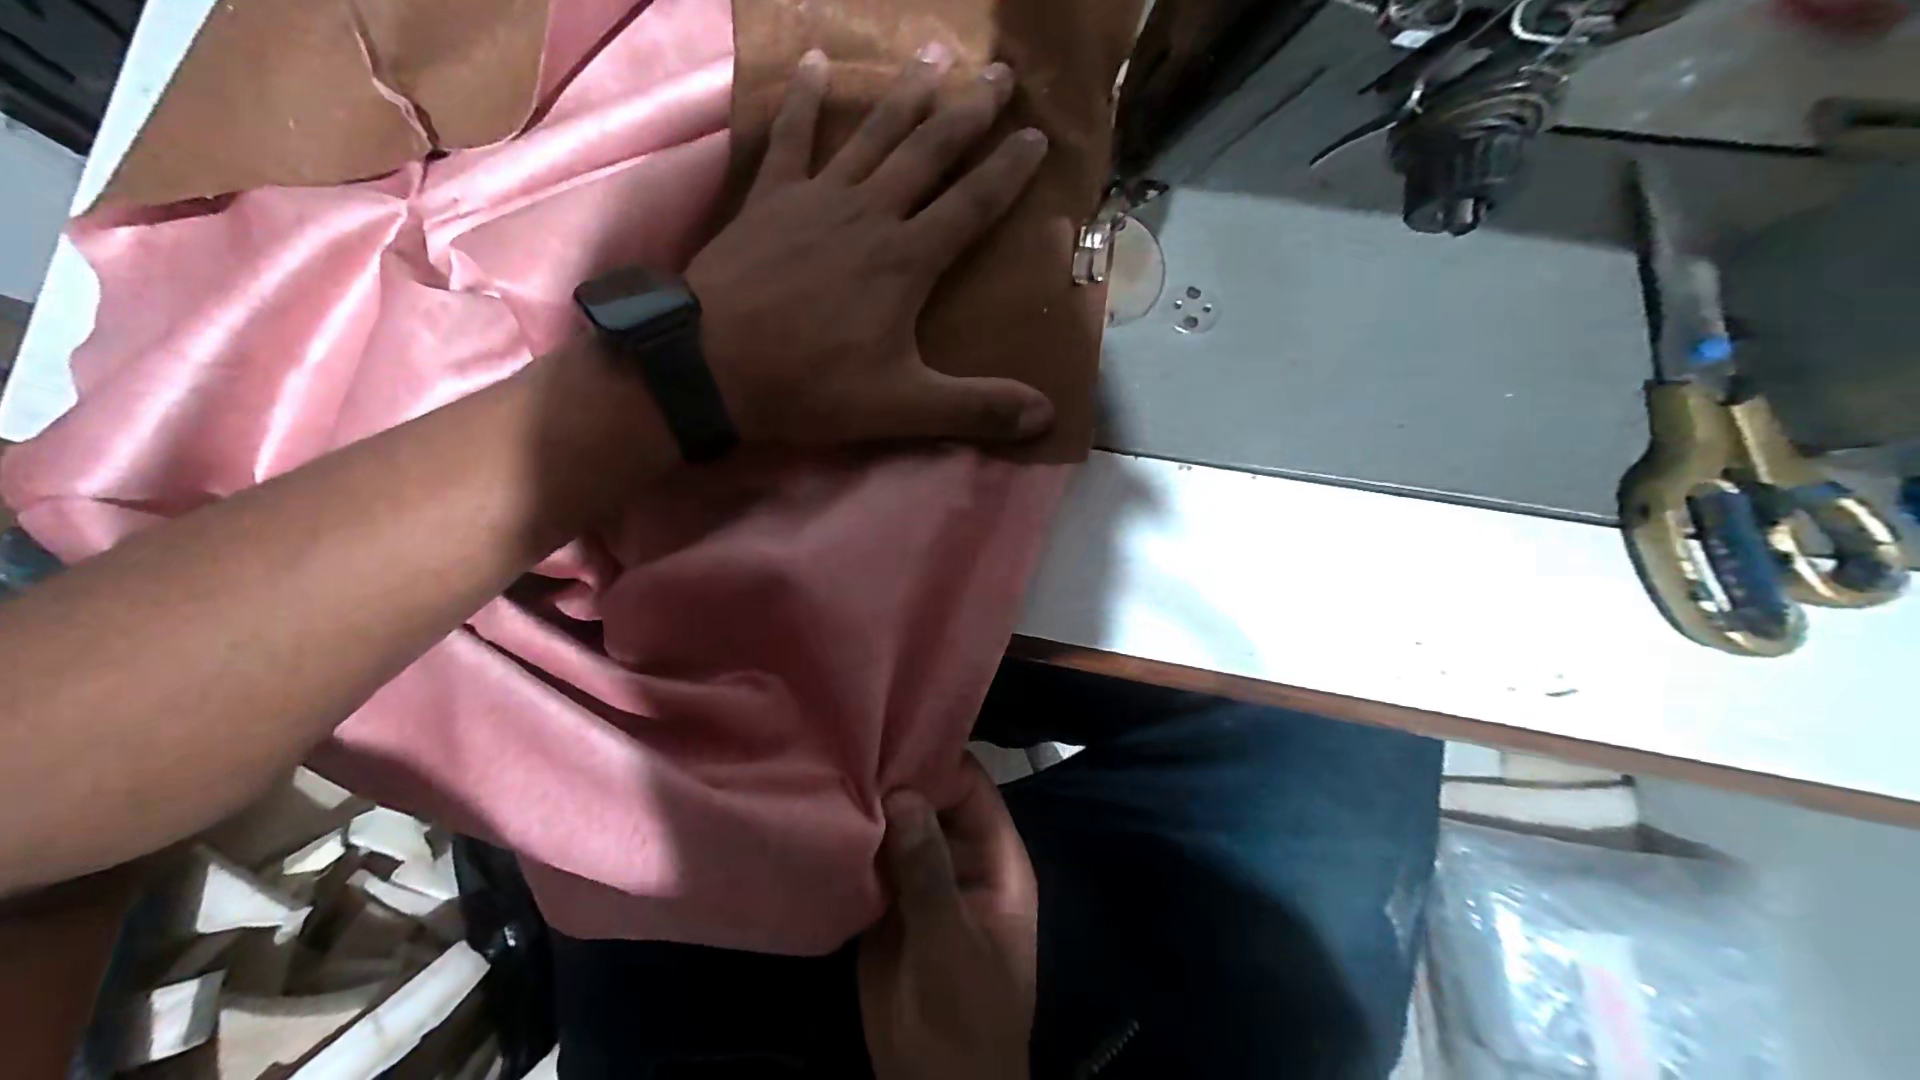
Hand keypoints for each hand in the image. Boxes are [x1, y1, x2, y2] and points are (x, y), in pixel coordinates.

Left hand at [686, 44, 1055, 446]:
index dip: (1008, 170)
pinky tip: (817, 62)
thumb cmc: (811, 386)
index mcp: (907, 260)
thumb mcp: (903, 407)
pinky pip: (790, 137)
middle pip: (929, 152)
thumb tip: (1046, 417)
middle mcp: (870, 214)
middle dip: (969, 111)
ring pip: (872, 135)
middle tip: (1001, 72)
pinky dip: (805, 100)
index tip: (1036, 135)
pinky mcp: (769, 199)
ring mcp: (817, 199)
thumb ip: (975, 408)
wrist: (711, 366)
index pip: (973, 203)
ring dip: (906, 94)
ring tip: (934, 53)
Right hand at [859, 758, 1039, 1079]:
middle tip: (850, 744)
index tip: (895, 732)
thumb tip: (904, 795)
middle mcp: (959, 857)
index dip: (939, 759)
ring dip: (871, 807)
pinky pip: (873, 859)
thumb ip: (927, 870)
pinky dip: (853, 841)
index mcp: (994, 858)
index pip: (971, 788)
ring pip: (899, 827)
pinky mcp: (889, 902)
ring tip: (829, 767)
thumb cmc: (967, 1014)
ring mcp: (922, 878)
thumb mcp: (952, 940)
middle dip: (896, 777)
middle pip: (930, 801)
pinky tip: (821, 815)